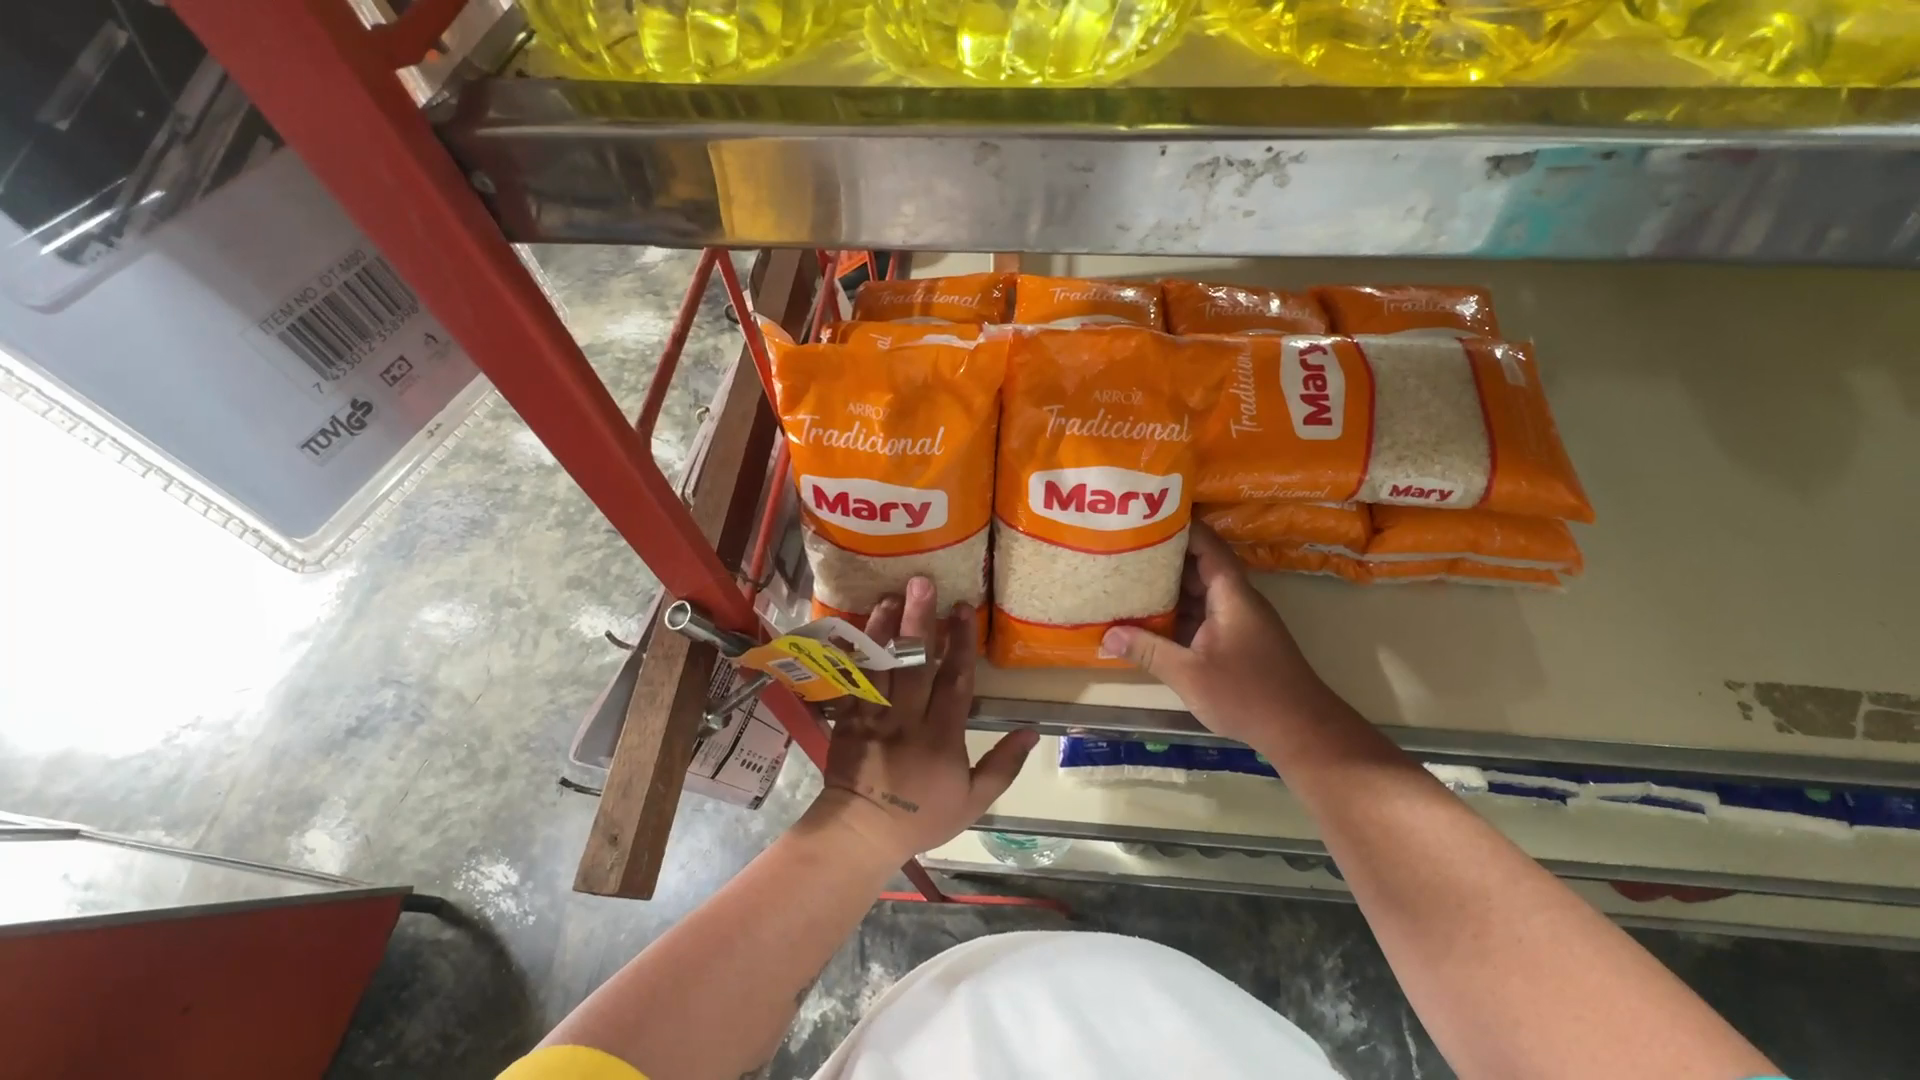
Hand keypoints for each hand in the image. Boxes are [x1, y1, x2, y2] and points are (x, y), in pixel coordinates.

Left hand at [806, 576, 1038, 864]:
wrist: (862, 831)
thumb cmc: (921, 817)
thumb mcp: (973, 801)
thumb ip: (1003, 765)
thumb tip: (1031, 731)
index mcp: (941, 736)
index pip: (954, 681)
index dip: (960, 643)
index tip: (963, 609)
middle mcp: (907, 718)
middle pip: (915, 663)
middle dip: (920, 621)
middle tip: (922, 583)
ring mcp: (873, 716)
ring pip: (880, 665)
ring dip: (886, 628)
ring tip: (892, 595)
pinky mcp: (848, 718)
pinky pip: (853, 680)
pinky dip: (857, 653)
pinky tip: (860, 628)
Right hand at [1099, 524, 1342, 747]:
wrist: (1301, 730)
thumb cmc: (1248, 695)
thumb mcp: (1189, 674)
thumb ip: (1148, 650)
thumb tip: (1106, 635)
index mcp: (1231, 594)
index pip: (1206, 545)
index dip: (1179, 527)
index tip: (1144, 517)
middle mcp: (1237, 600)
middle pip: (1198, 567)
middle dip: (1163, 558)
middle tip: (1122, 550)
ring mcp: (1239, 621)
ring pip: (1199, 594)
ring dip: (1168, 589)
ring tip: (1126, 580)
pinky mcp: (1237, 641)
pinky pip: (1203, 615)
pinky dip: (1178, 614)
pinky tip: (1149, 620)